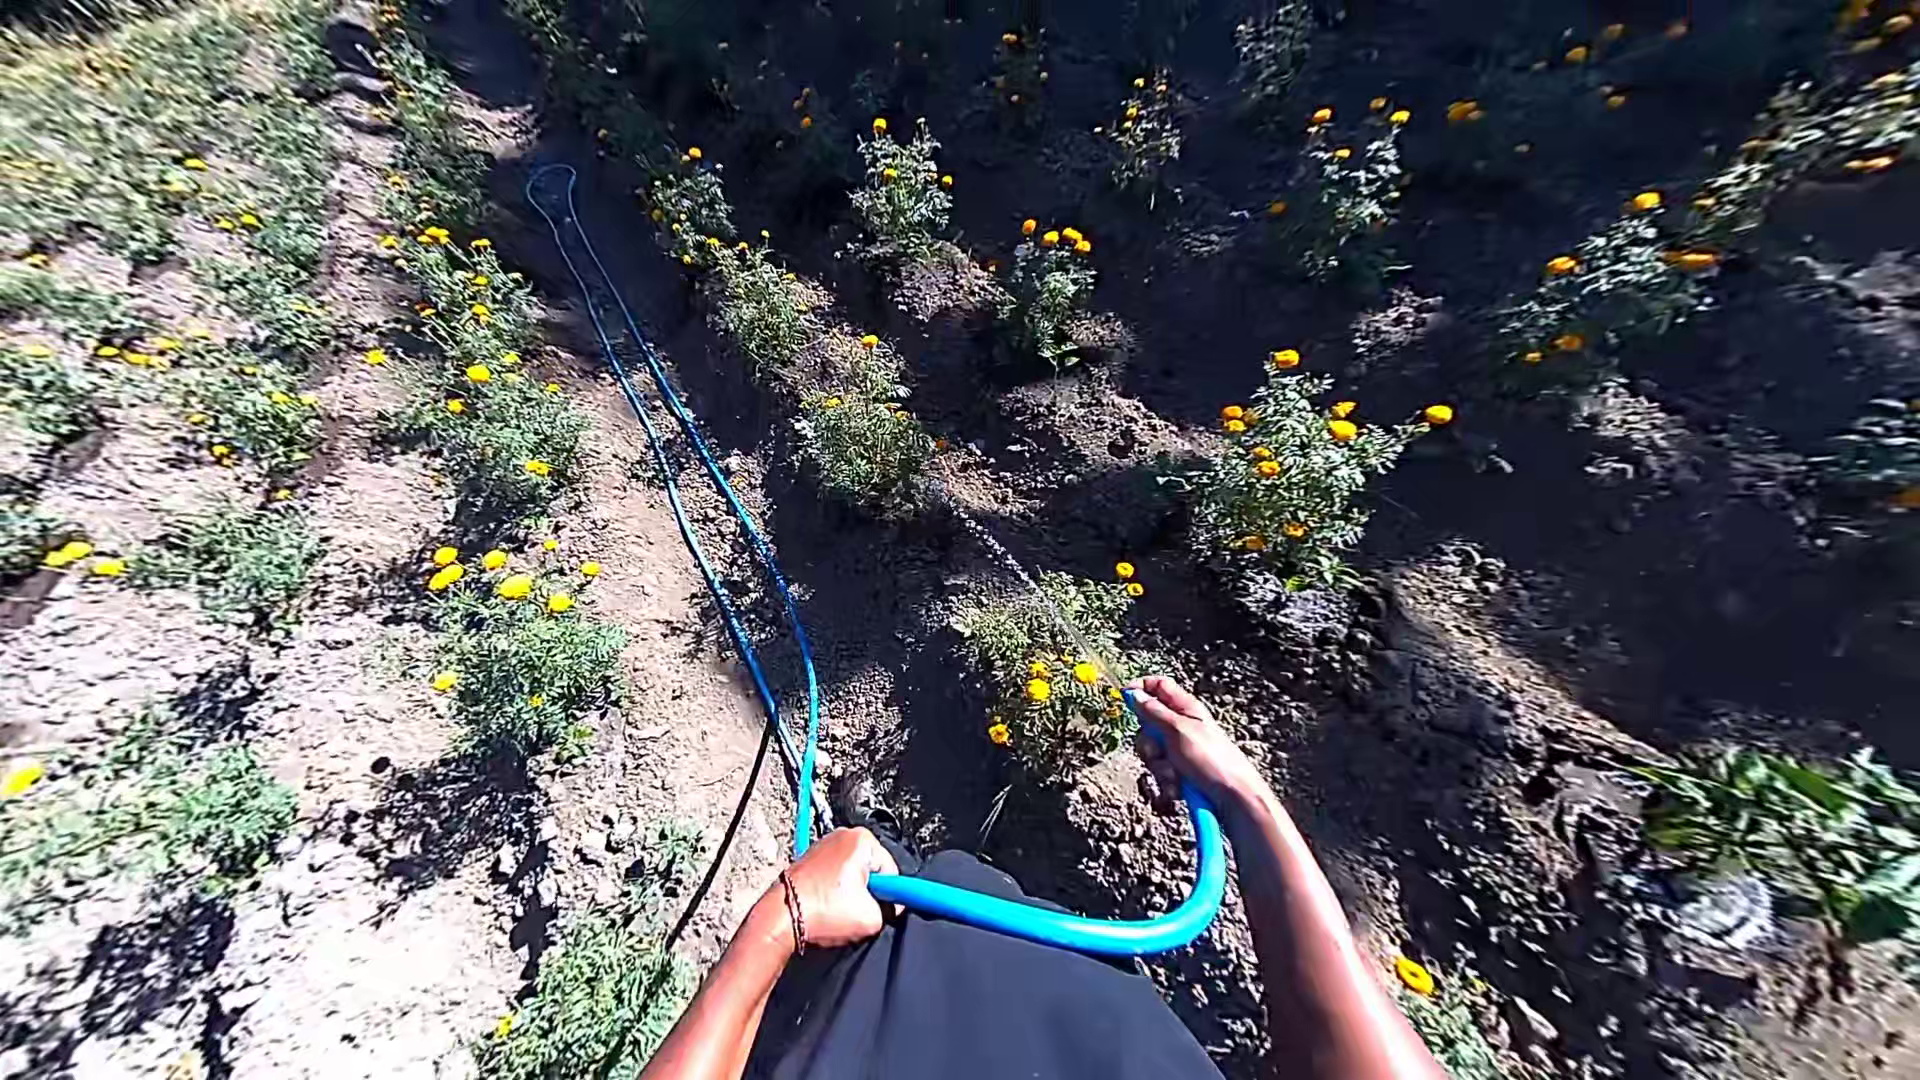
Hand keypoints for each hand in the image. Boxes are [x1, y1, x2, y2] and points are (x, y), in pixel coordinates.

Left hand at [772, 827, 897, 951]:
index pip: (890, 870)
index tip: (882, 910)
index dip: (889, 895)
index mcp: (862, 839)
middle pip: (870, 869)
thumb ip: (890, 910)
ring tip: (836, 910)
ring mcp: (825, 843)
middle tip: (855, 911)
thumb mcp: (871, 919)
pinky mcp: (810, 856)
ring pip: (852, 872)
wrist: (781, 917)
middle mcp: (844, 834)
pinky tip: (825, 905)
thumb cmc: (821, 911)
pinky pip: (834, 873)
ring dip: (849, 891)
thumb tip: (888, 908)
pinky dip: (833, 889)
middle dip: (867, 892)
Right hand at [1129, 675, 1271, 821]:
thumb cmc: (1213, 761)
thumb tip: (1133, 694)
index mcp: (1186, 708)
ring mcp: (1182, 750)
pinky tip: (1178, 788)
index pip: (1158, 685)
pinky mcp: (1182, 772)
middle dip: (1148, 742)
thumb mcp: (1178, 731)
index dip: (1140, 688)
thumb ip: (1152, 711)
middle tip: (1160, 751)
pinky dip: (1166, 782)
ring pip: (1152, 751)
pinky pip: (1160, 772)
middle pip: (1148, 724)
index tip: (1125, 698)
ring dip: (1158, 766)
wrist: (1236, 801)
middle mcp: (1182, 726)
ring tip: (1175, 776)